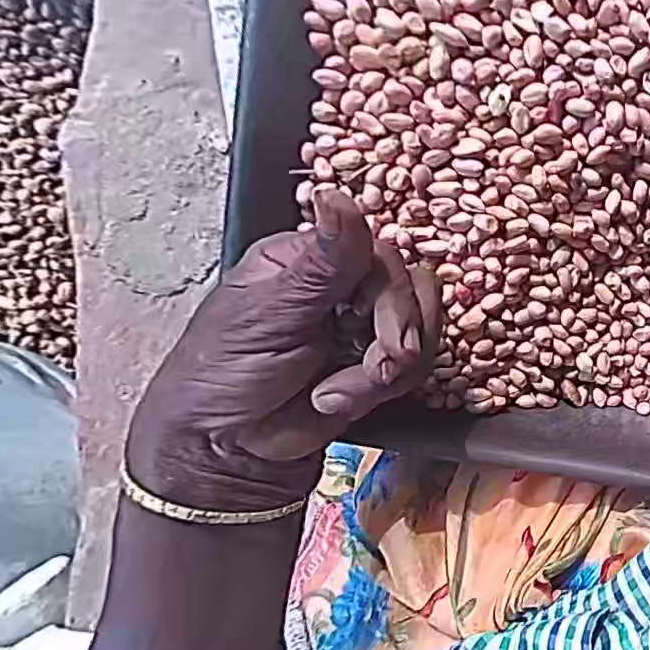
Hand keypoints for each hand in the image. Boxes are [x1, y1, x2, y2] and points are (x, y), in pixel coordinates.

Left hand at [124, 190, 440, 512]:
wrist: (228, 453)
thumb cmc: (223, 378)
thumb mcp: (269, 316)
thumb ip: (320, 262)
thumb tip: (339, 196)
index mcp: (310, 259)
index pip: (381, 253)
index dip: (390, 293)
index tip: (379, 330)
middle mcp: (345, 285)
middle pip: (413, 287)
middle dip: (397, 333)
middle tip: (376, 367)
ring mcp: (367, 323)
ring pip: (425, 324)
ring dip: (392, 365)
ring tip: (342, 389)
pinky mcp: (382, 359)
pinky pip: (422, 360)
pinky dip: (388, 387)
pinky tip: (343, 398)